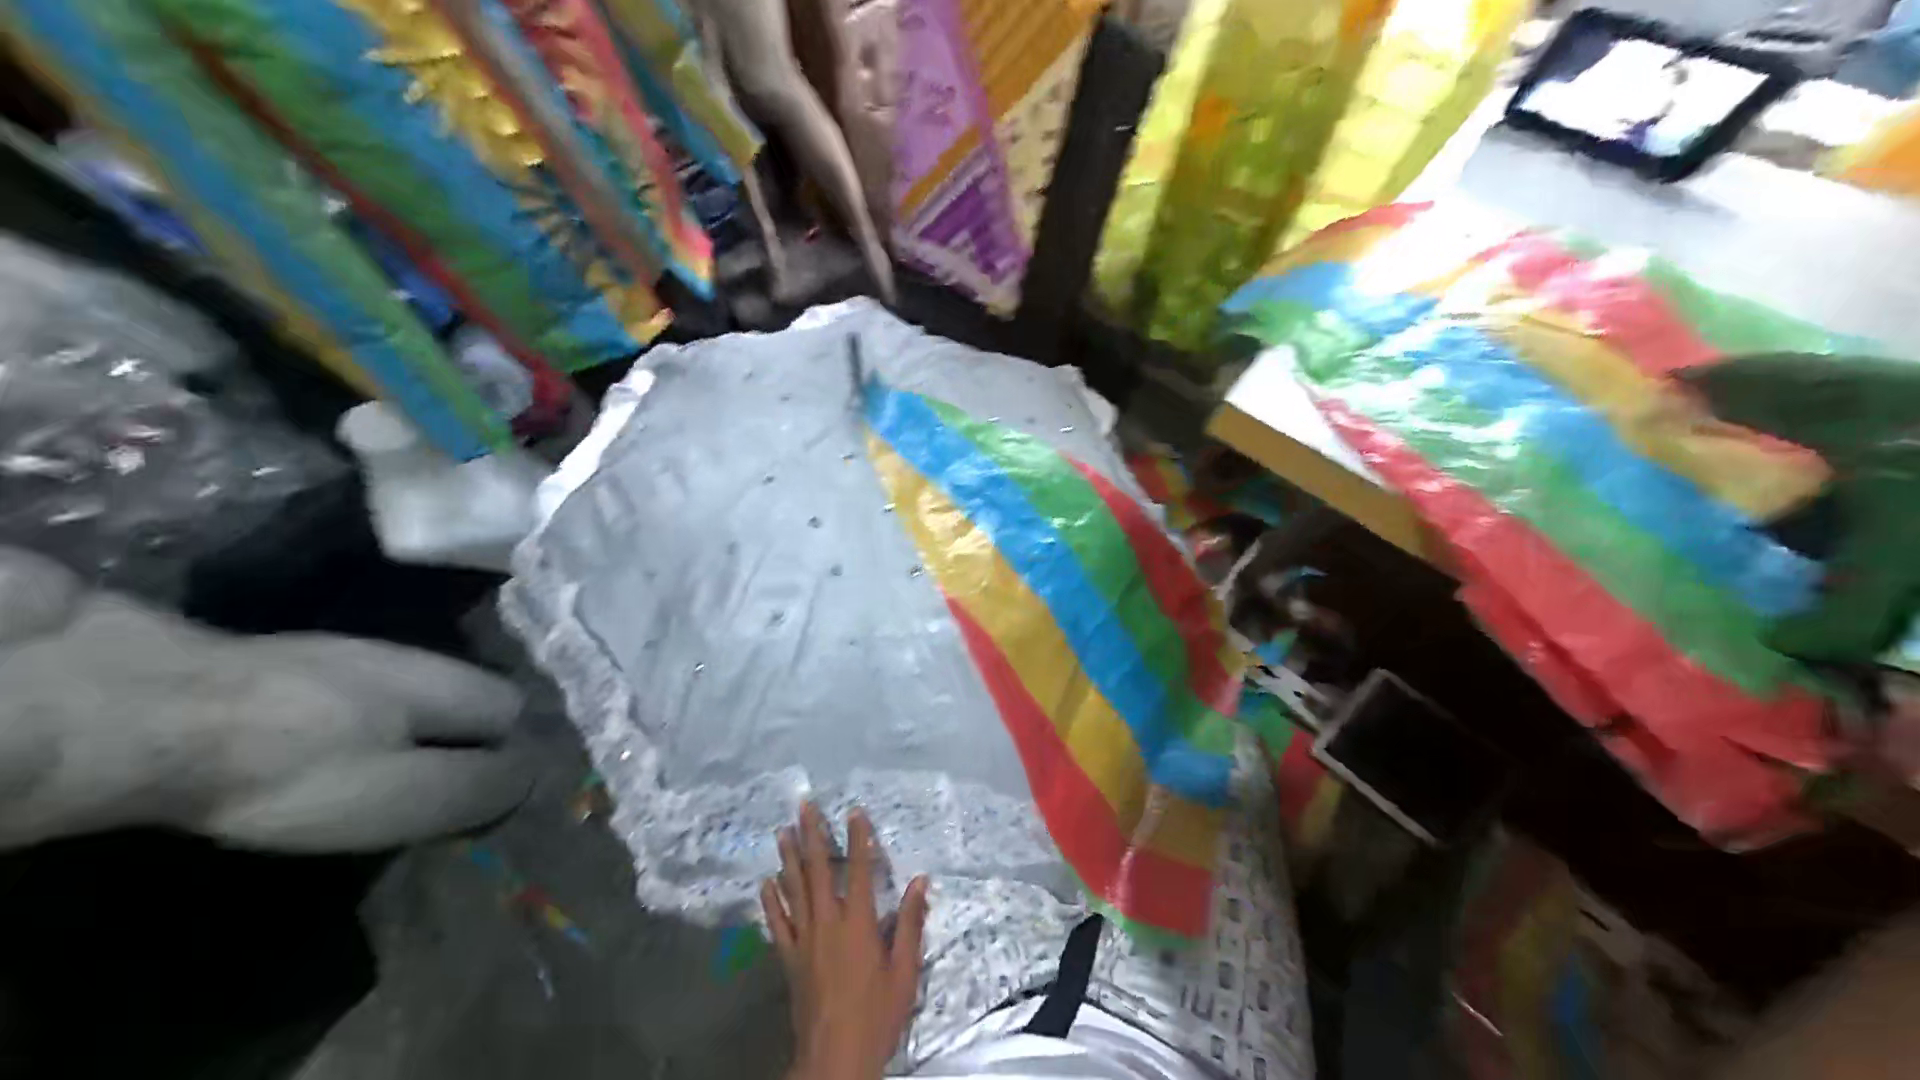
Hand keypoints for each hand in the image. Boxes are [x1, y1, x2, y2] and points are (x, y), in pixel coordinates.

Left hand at [763, 804, 928, 1079]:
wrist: (835, 1058)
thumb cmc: (877, 1014)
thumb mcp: (905, 971)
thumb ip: (911, 923)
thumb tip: (920, 881)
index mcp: (858, 923)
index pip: (857, 870)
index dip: (857, 838)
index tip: (854, 811)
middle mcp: (827, 923)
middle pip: (817, 871)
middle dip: (811, 835)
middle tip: (804, 805)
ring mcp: (803, 940)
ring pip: (793, 890)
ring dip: (788, 858)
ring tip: (782, 831)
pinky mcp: (788, 960)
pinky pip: (777, 924)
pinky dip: (770, 902)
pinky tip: (765, 883)